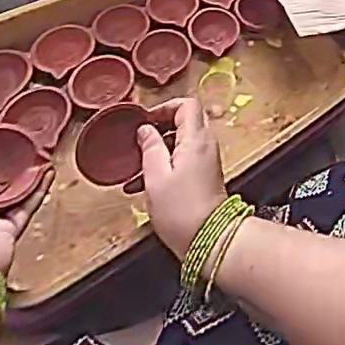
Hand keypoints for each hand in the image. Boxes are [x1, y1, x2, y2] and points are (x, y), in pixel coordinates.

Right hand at [136, 98, 227, 255]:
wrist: (210, 240)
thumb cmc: (181, 210)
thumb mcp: (156, 177)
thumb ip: (150, 148)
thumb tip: (145, 130)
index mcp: (196, 138)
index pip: (187, 104)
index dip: (165, 107)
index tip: (145, 120)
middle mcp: (205, 144)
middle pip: (185, 120)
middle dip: (160, 127)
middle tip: (139, 139)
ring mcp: (206, 159)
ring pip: (182, 141)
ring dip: (159, 149)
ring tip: (134, 167)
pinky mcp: (204, 174)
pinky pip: (183, 158)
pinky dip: (165, 163)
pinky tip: (142, 182)